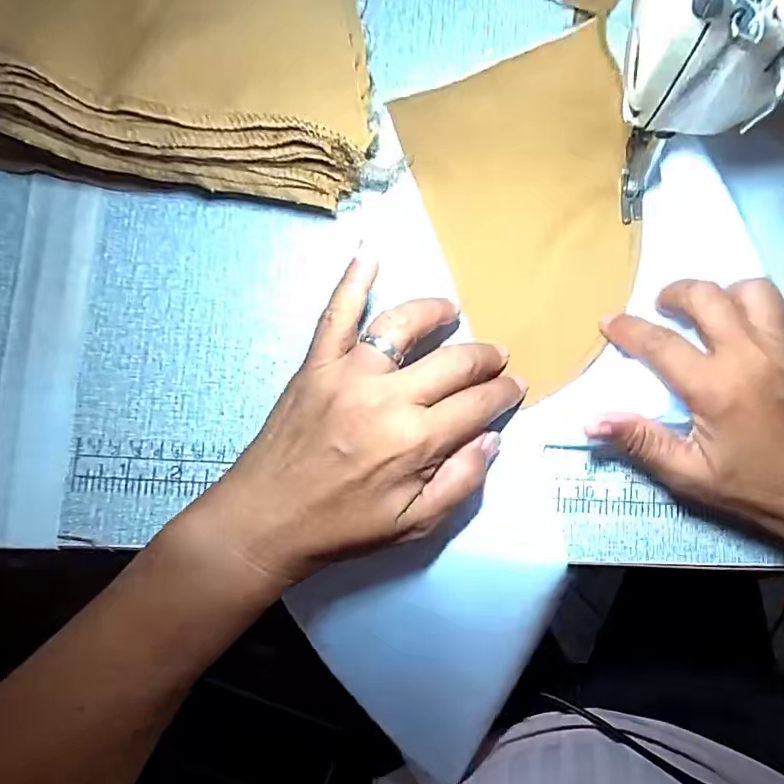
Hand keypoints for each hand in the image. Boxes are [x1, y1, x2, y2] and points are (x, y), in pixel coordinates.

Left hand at [180, 254, 525, 587]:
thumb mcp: (413, 525)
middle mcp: (387, 398)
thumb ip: (461, 482)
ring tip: (454, 311)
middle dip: (486, 357)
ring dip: (436, 313)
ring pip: (402, 326)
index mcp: (416, 441)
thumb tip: (492, 437)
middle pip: (453, 362)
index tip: (517, 387)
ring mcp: (347, 374)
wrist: (266, 519)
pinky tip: (369, 254)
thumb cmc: (342, 528)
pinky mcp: (315, 366)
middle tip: (497, 358)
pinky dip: (352, 281)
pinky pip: (335, 315)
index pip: (478, 404)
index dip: (505, 393)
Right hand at [587, 236, 783, 561]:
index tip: (610, 322)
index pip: (659, 344)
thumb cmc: (753, 489)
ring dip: (726, 291)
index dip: (628, 330)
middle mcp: (751, 354)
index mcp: (714, 387)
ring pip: (754, 291)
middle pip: (706, 300)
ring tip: (713, 305)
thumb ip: (641, 441)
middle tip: (662, 308)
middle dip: (675, 295)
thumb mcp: (688, 474)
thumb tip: (592, 421)